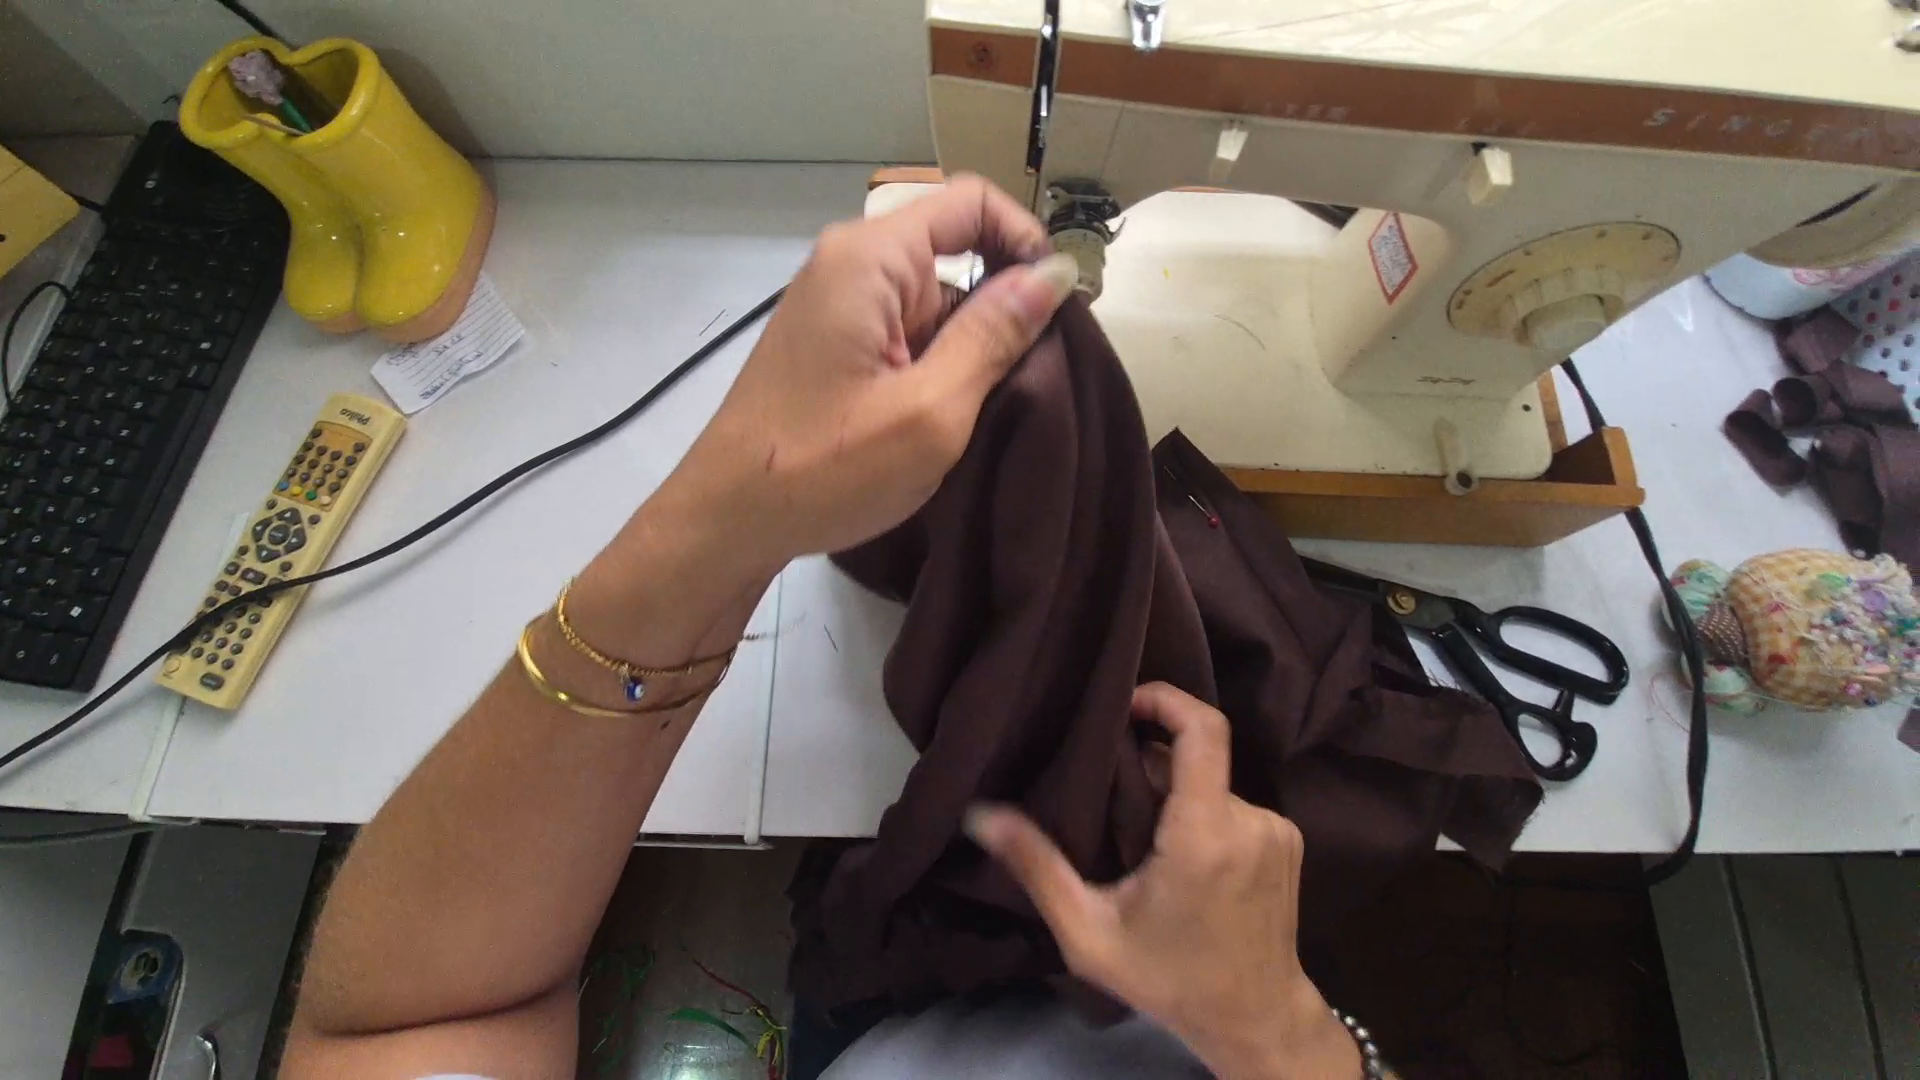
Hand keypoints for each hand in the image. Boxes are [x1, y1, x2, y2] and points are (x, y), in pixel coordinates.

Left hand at [662, 174, 1077, 574]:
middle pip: (953, 256)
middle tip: (1030, 383)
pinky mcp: (832, 351)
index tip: (1058, 308)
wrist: (729, 522)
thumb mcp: (931, 409)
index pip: (971, 203)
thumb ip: (994, 334)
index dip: (1026, 242)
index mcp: (870, 260)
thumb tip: (1054, 274)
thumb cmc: (827, 468)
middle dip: (1000, 310)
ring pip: (932, 306)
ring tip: (988, 415)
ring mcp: (836, 312)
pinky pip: (903, 338)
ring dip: (969, 351)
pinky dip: (935, 370)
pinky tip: (945, 421)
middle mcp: (848, 268)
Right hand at [966, 684, 1362, 1079]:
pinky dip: (1199, 808)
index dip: (1164, 699)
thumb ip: (1036, 868)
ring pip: (1210, 779)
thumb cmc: (1169, 979)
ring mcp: (1276, 829)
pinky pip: (1231, 800)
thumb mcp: (1088, 933)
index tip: (1122, 703)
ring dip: (1172, 790)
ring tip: (1138, 831)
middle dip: (1149, 760)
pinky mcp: (1287, 839)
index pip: (1201, 729)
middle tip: (1110, 789)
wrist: (1260, 1023)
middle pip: (1193, 755)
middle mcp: (1250, 819)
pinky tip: (1175, 850)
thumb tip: (981, 815)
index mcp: (1205, 834)